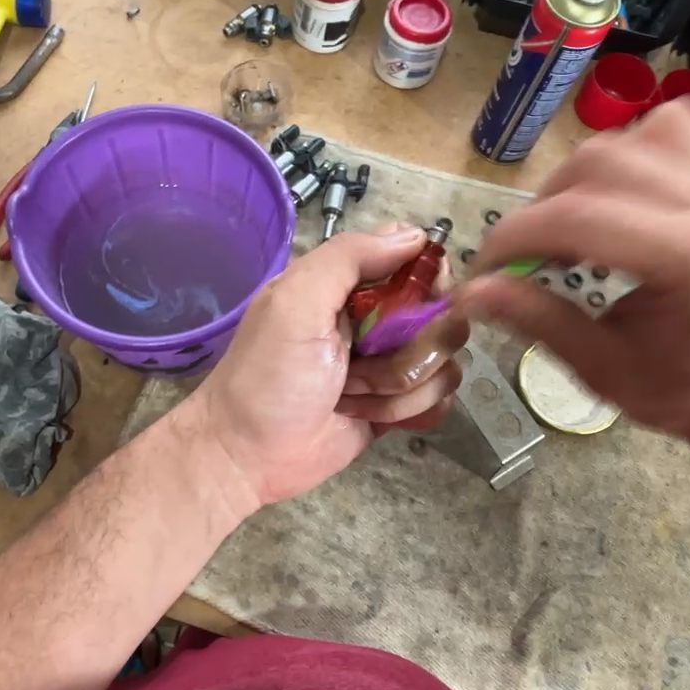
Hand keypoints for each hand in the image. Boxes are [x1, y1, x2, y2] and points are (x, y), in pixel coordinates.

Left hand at [175, 224, 468, 509]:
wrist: (248, 454)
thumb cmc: (267, 374)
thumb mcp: (296, 301)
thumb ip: (348, 258)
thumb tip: (415, 235)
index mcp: (348, 287)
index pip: (418, 263)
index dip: (427, 283)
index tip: (410, 306)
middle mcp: (375, 320)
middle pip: (441, 316)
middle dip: (409, 349)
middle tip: (358, 365)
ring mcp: (388, 365)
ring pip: (442, 362)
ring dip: (398, 387)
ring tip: (351, 397)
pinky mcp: (395, 407)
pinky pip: (437, 401)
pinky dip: (411, 412)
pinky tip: (372, 418)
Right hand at [456, 99, 689, 450]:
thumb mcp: (606, 370)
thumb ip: (539, 321)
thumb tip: (469, 293)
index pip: (576, 216)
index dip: (513, 237)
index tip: (483, 269)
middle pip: (603, 162)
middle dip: (545, 206)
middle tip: (532, 257)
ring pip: (650, 131)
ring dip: (598, 169)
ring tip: (582, 218)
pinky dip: (669, 144)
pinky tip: (651, 183)